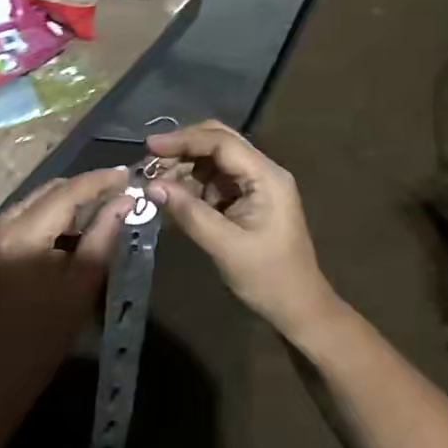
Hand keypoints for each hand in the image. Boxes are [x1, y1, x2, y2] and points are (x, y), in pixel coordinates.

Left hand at [0, 167, 133, 366]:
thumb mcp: (84, 278)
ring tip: (105, 200)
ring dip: (72, 197)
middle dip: (87, 187)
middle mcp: (2, 222)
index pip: (66, 193)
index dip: (99, 181)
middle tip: (121, 186)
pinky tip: (79, 219)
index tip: (127, 173)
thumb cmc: (51, 325)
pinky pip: (32, 211)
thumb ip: (105, 232)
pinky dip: (56, 211)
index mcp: (23, 233)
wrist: (9, 359)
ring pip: (41, 197)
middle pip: (51, 189)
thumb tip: (127, 199)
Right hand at [145, 121, 340, 336]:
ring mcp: (256, 186)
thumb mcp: (225, 247)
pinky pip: (215, 181)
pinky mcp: (247, 200)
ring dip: (184, 166)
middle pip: (219, 143)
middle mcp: (263, 172)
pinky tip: (171, 194)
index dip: (184, 140)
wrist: (299, 308)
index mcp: (266, 177)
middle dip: (183, 148)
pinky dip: (192, 184)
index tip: (150, 146)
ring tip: (154, 181)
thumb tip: (152, 186)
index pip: (221, 142)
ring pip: (214, 161)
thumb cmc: (268, 278)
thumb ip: (189, 213)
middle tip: (149, 162)